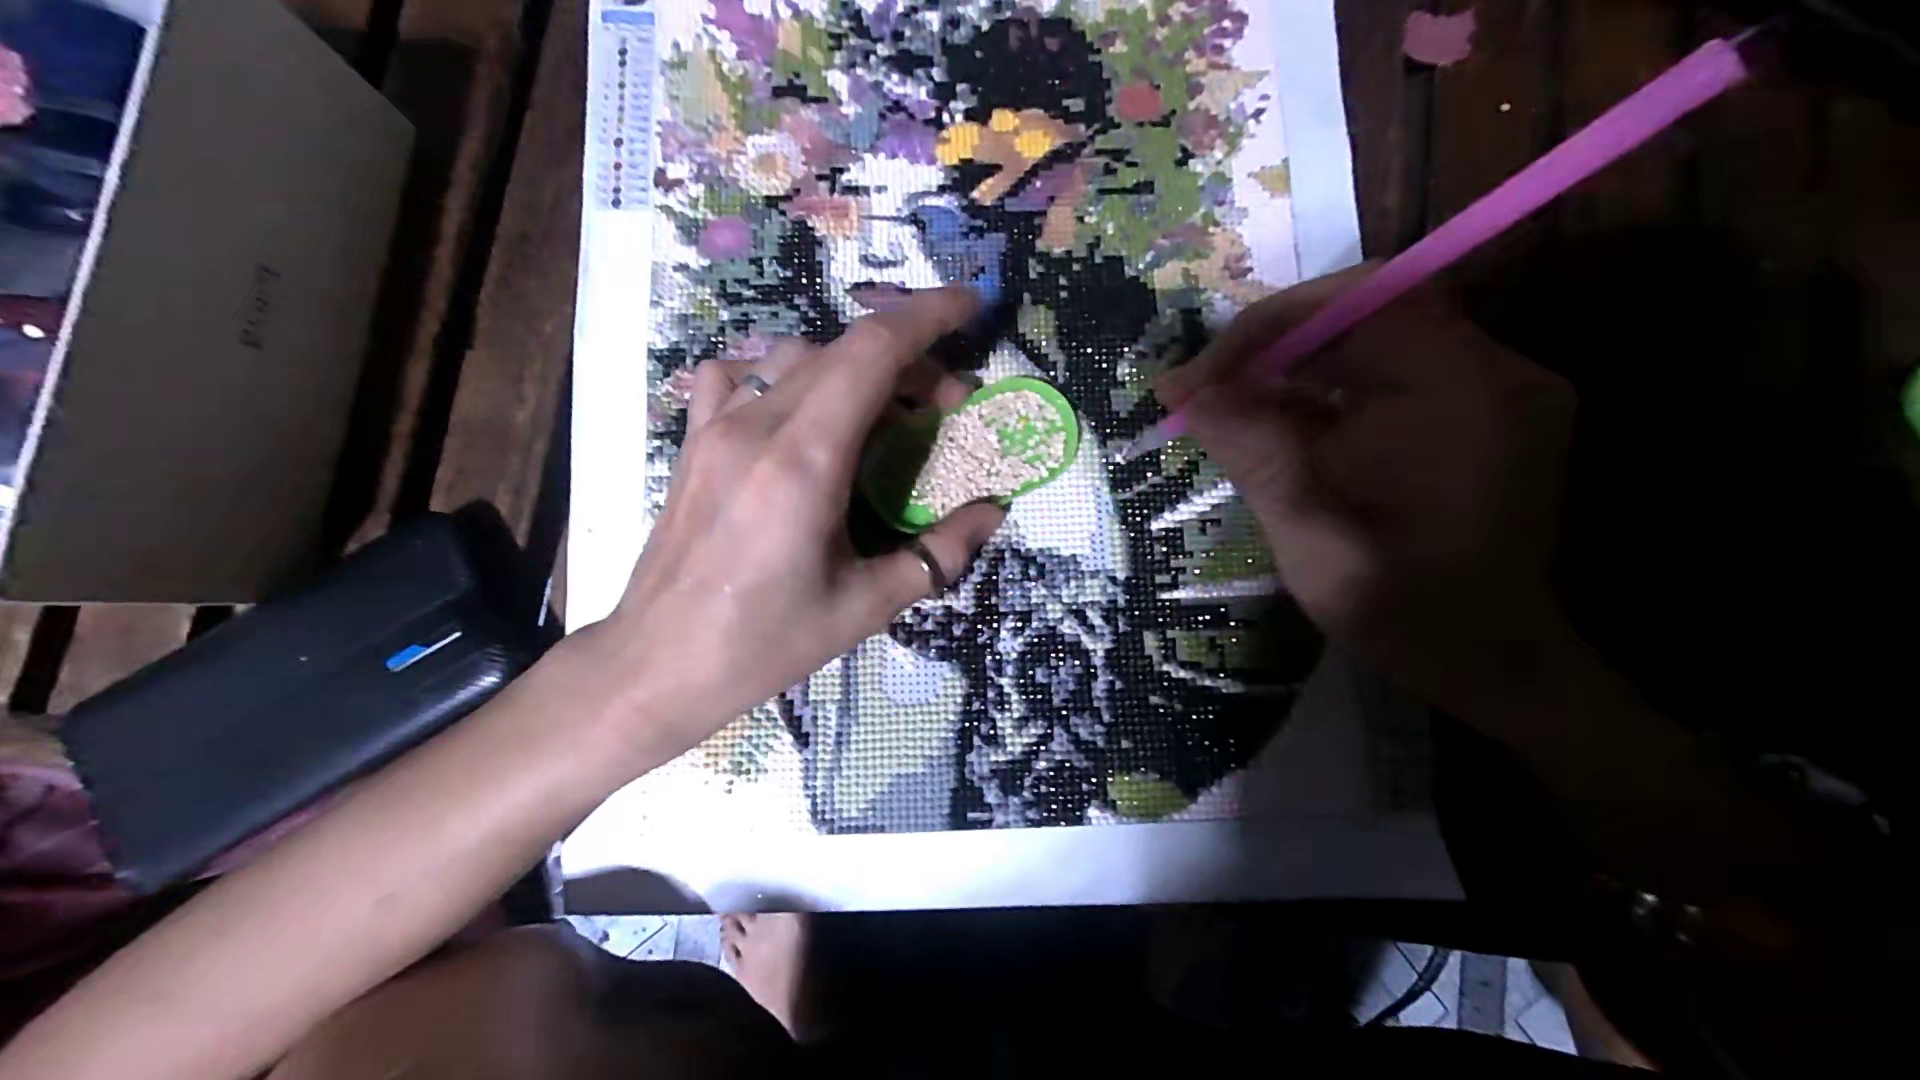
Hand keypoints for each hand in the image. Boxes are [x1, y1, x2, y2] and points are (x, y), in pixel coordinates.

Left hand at [587, 287, 1004, 757]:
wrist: (656, 665)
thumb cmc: (764, 644)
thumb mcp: (865, 607)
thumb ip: (938, 555)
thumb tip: (992, 512)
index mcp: (804, 460)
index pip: (873, 352)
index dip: (927, 317)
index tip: (969, 306)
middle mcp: (757, 425)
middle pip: (844, 349)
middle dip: (909, 358)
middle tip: (947, 405)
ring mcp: (716, 426)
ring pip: (796, 355)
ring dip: (853, 365)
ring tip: (885, 410)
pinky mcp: (694, 440)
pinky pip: (740, 374)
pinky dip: (785, 374)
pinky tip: (800, 411)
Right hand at [1156, 268, 1578, 710]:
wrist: (1486, 658)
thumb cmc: (1397, 608)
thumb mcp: (1306, 531)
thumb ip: (1251, 448)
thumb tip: (1182, 388)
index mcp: (1462, 398)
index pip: (1360, 303)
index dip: (1268, 325)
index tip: (1200, 375)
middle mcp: (1494, 372)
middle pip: (1367, 311)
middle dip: (1272, 343)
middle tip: (1204, 388)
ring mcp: (1494, 387)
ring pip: (1374, 336)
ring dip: (1292, 364)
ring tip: (1229, 404)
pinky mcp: (1479, 407)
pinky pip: (1390, 369)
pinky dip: (1325, 385)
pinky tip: (1280, 420)